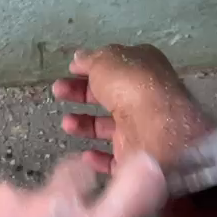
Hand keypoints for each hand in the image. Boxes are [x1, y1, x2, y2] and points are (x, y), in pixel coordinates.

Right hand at [56, 44, 213, 171]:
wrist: (158, 133)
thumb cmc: (131, 87)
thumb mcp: (106, 60)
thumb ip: (90, 60)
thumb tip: (79, 58)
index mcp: (143, 68)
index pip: (114, 65)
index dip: (90, 67)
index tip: (70, 70)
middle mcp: (144, 97)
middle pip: (107, 95)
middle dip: (79, 93)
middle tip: (58, 92)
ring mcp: (142, 128)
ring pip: (107, 126)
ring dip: (84, 124)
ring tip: (66, 123)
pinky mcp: (138, 157)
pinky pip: (114, 158)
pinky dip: (98, 157)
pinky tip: (85, 153)